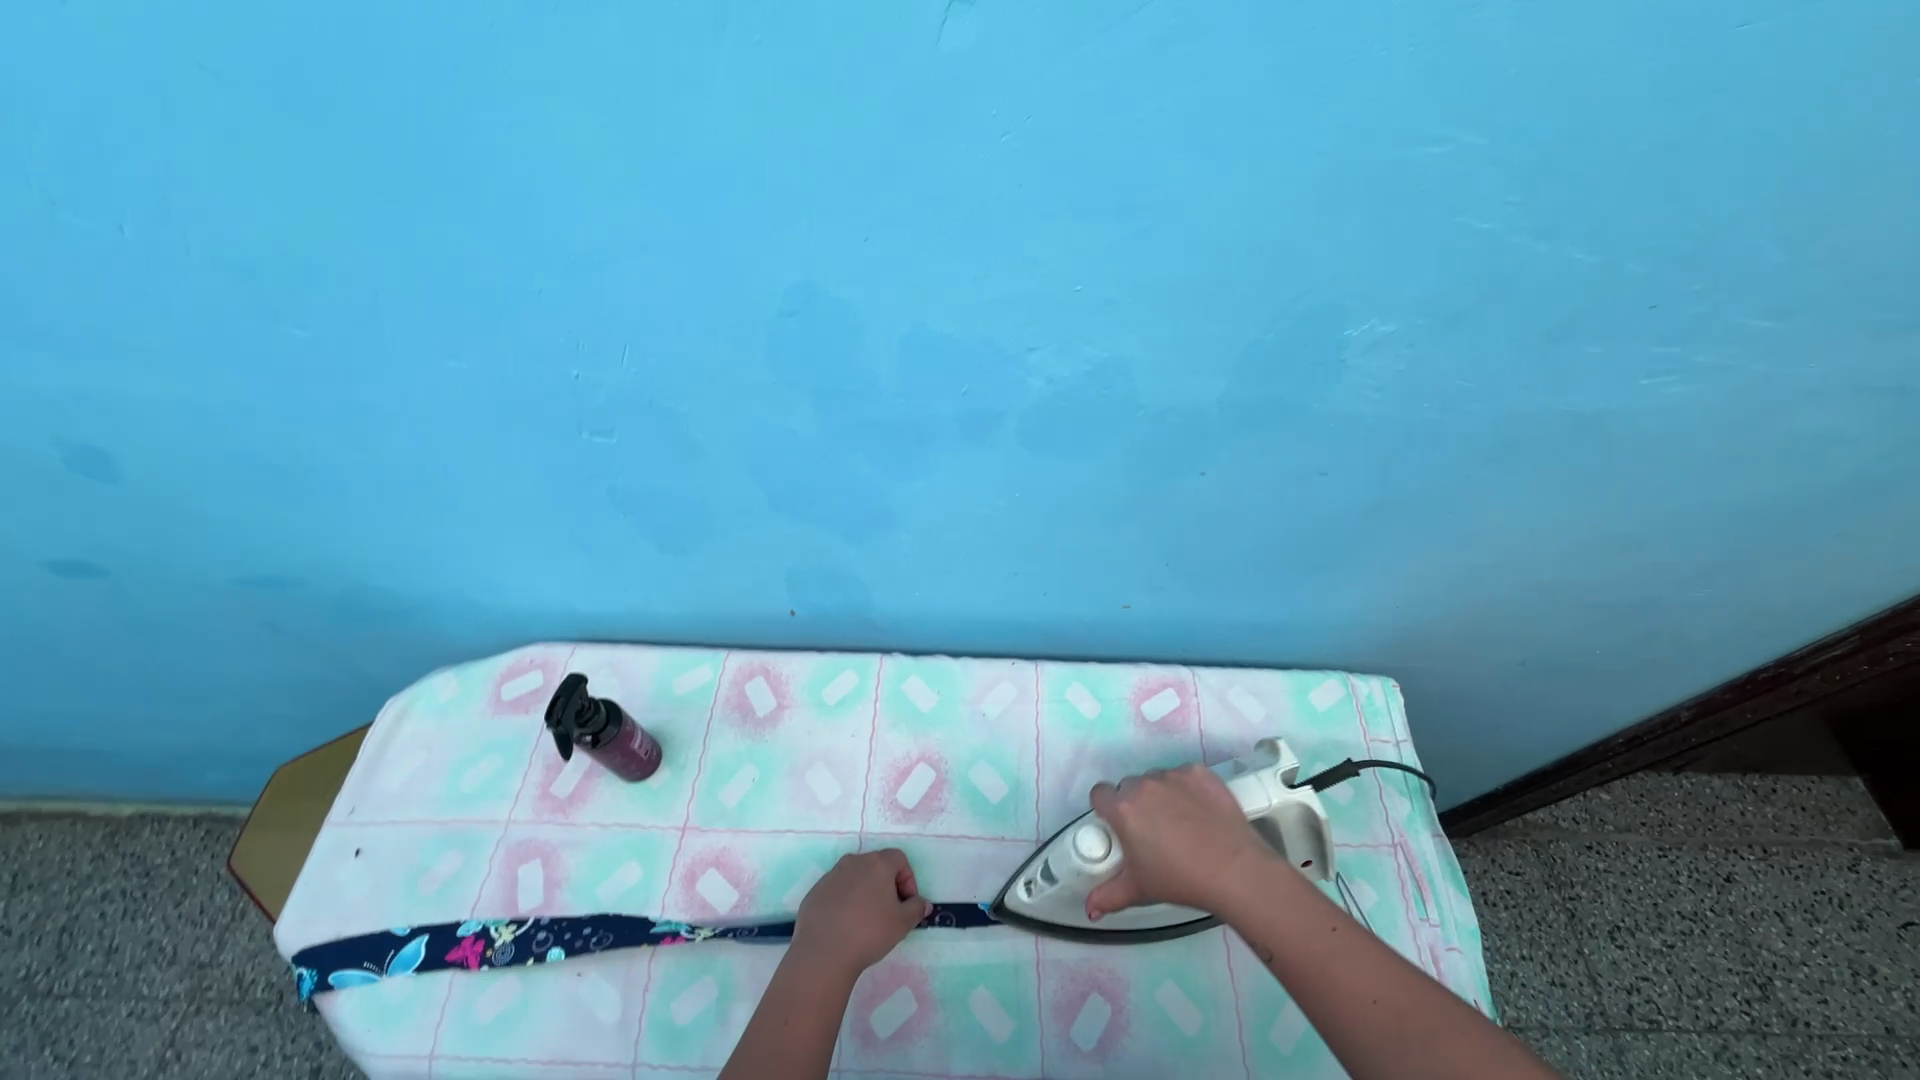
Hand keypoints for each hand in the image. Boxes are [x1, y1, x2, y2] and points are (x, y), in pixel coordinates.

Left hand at [792, 849, 932, 978]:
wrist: (823, 952)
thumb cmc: (869, 932)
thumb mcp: (902, 923)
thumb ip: (916, 909)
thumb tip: (922, 903)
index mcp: (876, 863)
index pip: (899, 859)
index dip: (908, 879)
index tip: (907, 903)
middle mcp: (853, 862)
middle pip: (876, 866)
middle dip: (886, 885)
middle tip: (889, 911)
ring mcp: (831, 876)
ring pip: (854, 878)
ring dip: (864, 893)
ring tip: (866, 920)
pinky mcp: (815, 892)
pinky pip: (836, 891)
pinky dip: (844, 902)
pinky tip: (845, 926)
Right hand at [1084, 764, 1276, 920]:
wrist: (1236, 871)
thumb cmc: (1181, 880)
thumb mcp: (1139, 889)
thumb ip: (1108, 896)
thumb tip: (1090, 909)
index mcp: (1123, 808)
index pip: (1099, 794)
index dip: (1106, 809)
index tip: (1119, 826)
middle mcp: (1144, 785)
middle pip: (1129, 786)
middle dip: (1135, 804)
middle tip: (1151, 832)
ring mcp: (1174, 776)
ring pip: (1157, 780)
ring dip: (1161, 795)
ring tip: (1180, 824)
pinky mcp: (1200, 773)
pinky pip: (1184, 776)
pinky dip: (1188, 789)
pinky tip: (1200, 812)